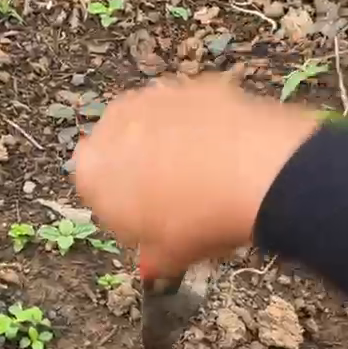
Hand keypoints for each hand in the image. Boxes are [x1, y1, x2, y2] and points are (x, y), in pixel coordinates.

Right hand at [73, 75, 319, 277]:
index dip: (124, 212)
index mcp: (91, 172)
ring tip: (206, 179)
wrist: (256, 171)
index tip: (149, 226)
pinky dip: (200, 126)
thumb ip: (152, 258)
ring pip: (152, 128)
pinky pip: (188, 111)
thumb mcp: (170, 255)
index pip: (96, 194)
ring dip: (169, 146)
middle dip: (142, 173)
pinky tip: (225, 153)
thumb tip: (152, 264)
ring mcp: (151, 98)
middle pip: (120, 153)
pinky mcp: (191, 83)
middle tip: (177, 205)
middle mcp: (111, 127)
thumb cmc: (198, 218)